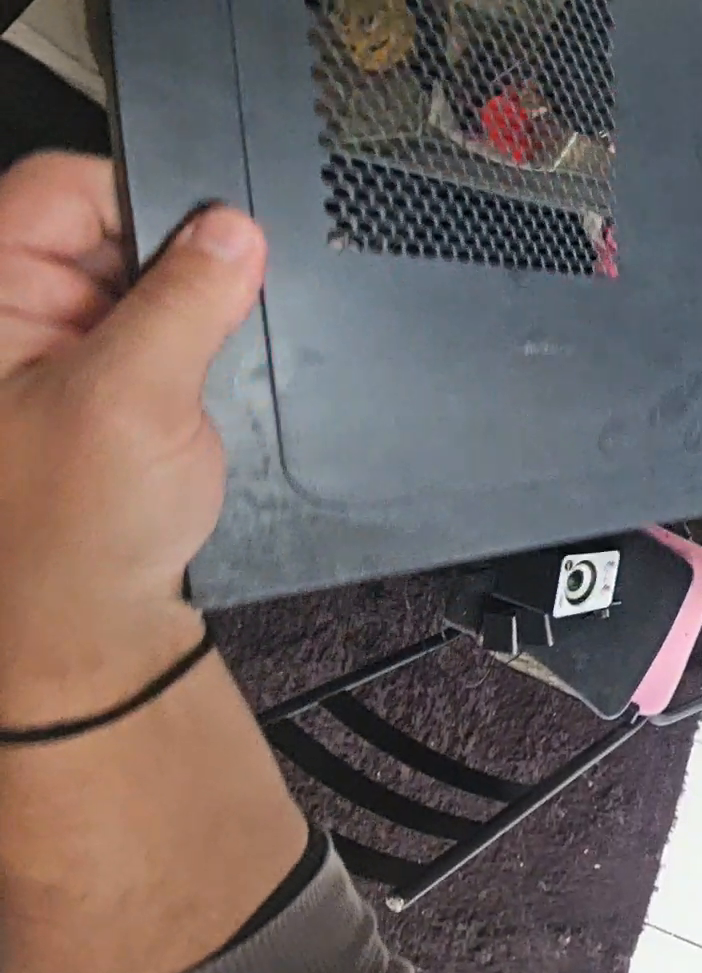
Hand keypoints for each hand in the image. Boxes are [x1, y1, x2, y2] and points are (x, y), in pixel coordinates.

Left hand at [0, 153, 266, 730]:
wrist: (92, 607)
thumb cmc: (72, 522)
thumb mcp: (134, 398)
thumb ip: (184, 304)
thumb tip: (233, 232)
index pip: (67, 188)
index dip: (155, 204)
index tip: (226, 244)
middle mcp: (15, 310)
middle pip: (116, 233)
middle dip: (186, 271)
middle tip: (209, 330)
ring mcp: (62, 345)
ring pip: (156, 286)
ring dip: (201, 319)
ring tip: (201, 373)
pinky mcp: (110, 379)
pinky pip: (173, 334)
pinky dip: (208, 351)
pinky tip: (207, 389)